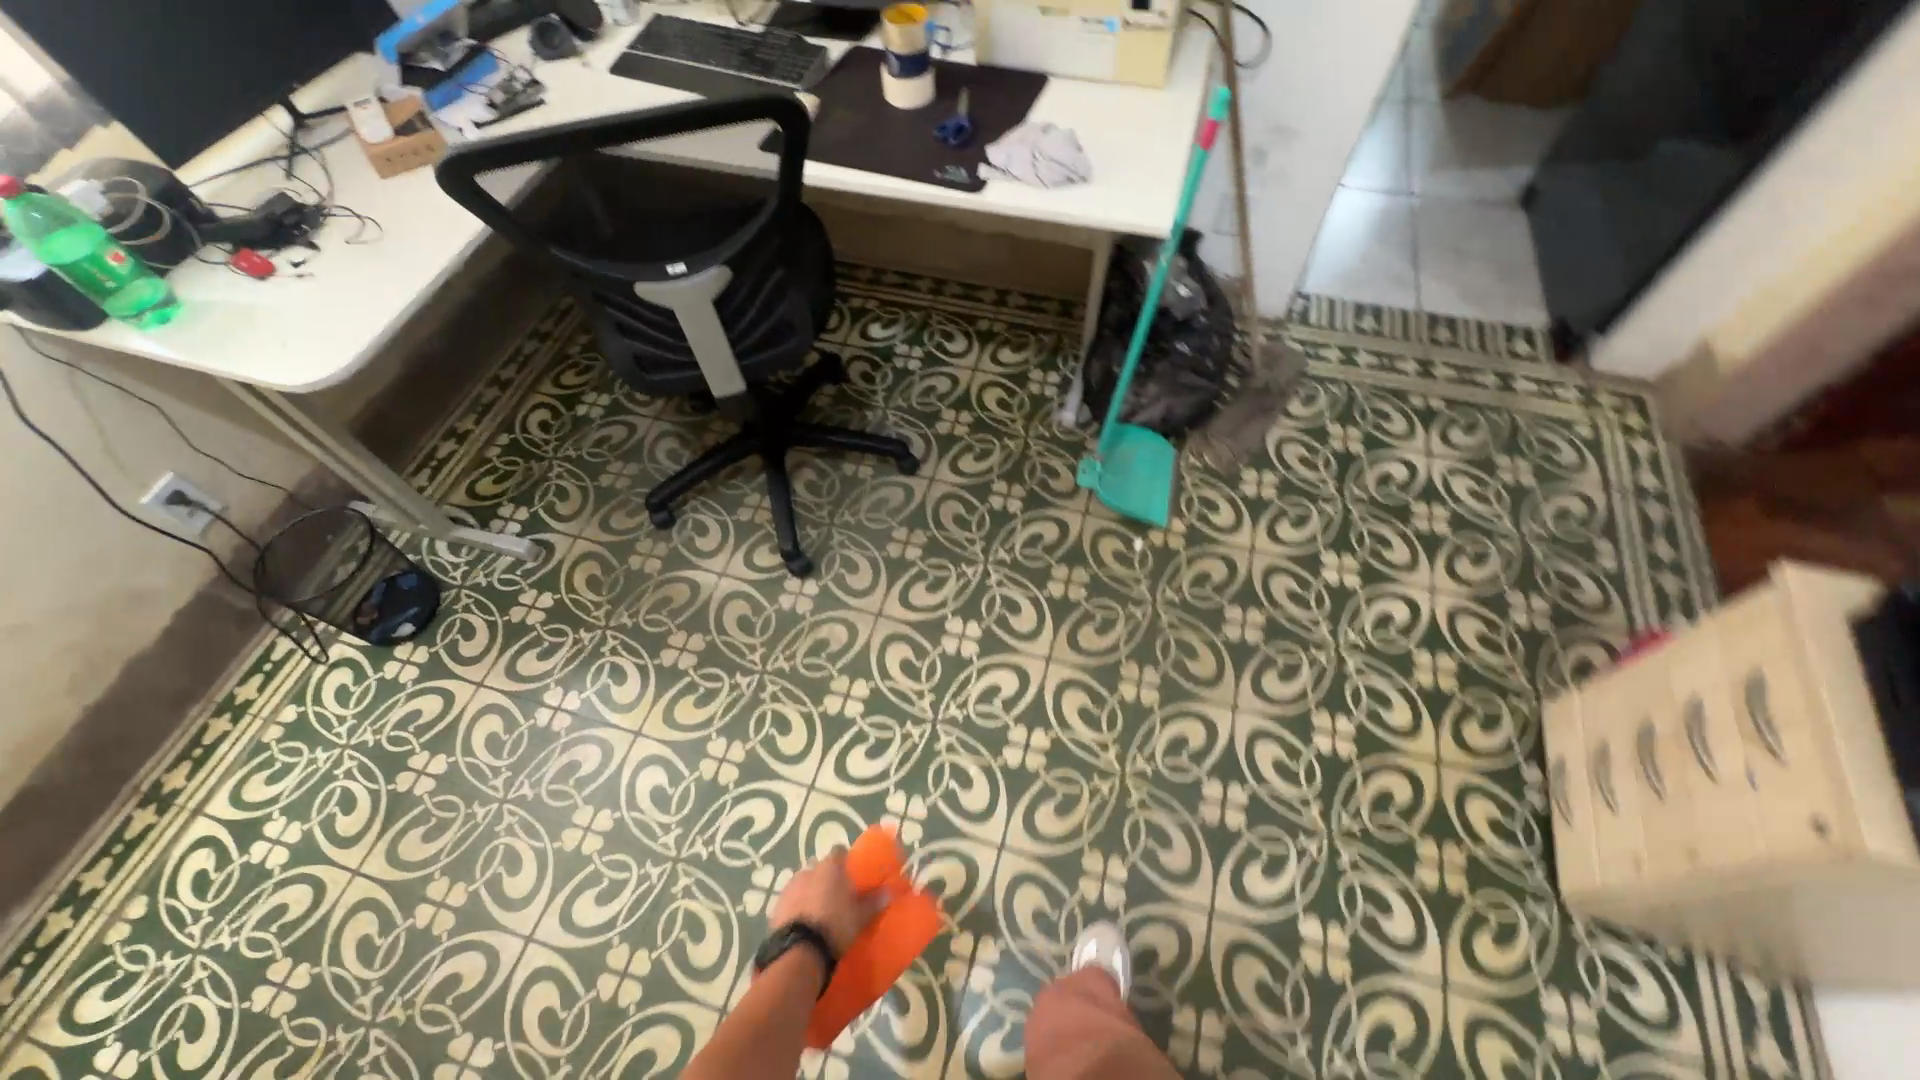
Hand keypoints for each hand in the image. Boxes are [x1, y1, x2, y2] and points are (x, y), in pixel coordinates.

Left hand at [770, 849, 882, 954]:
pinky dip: (797, 904)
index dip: (844, 859)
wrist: (800, 950)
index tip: (850, 871)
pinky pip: (791, 899)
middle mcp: (809, 870)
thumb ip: (874, 902)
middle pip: (819, 866)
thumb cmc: (836, 925)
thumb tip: (890, 892)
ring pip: (803, 882)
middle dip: (826, 876)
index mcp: (830, 867)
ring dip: (810, 890)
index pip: (839, 851)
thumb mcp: (860, 916)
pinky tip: (804, 919)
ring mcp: (790, 886)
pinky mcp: (777, 904)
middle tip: (836, 893)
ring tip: (819, 909)